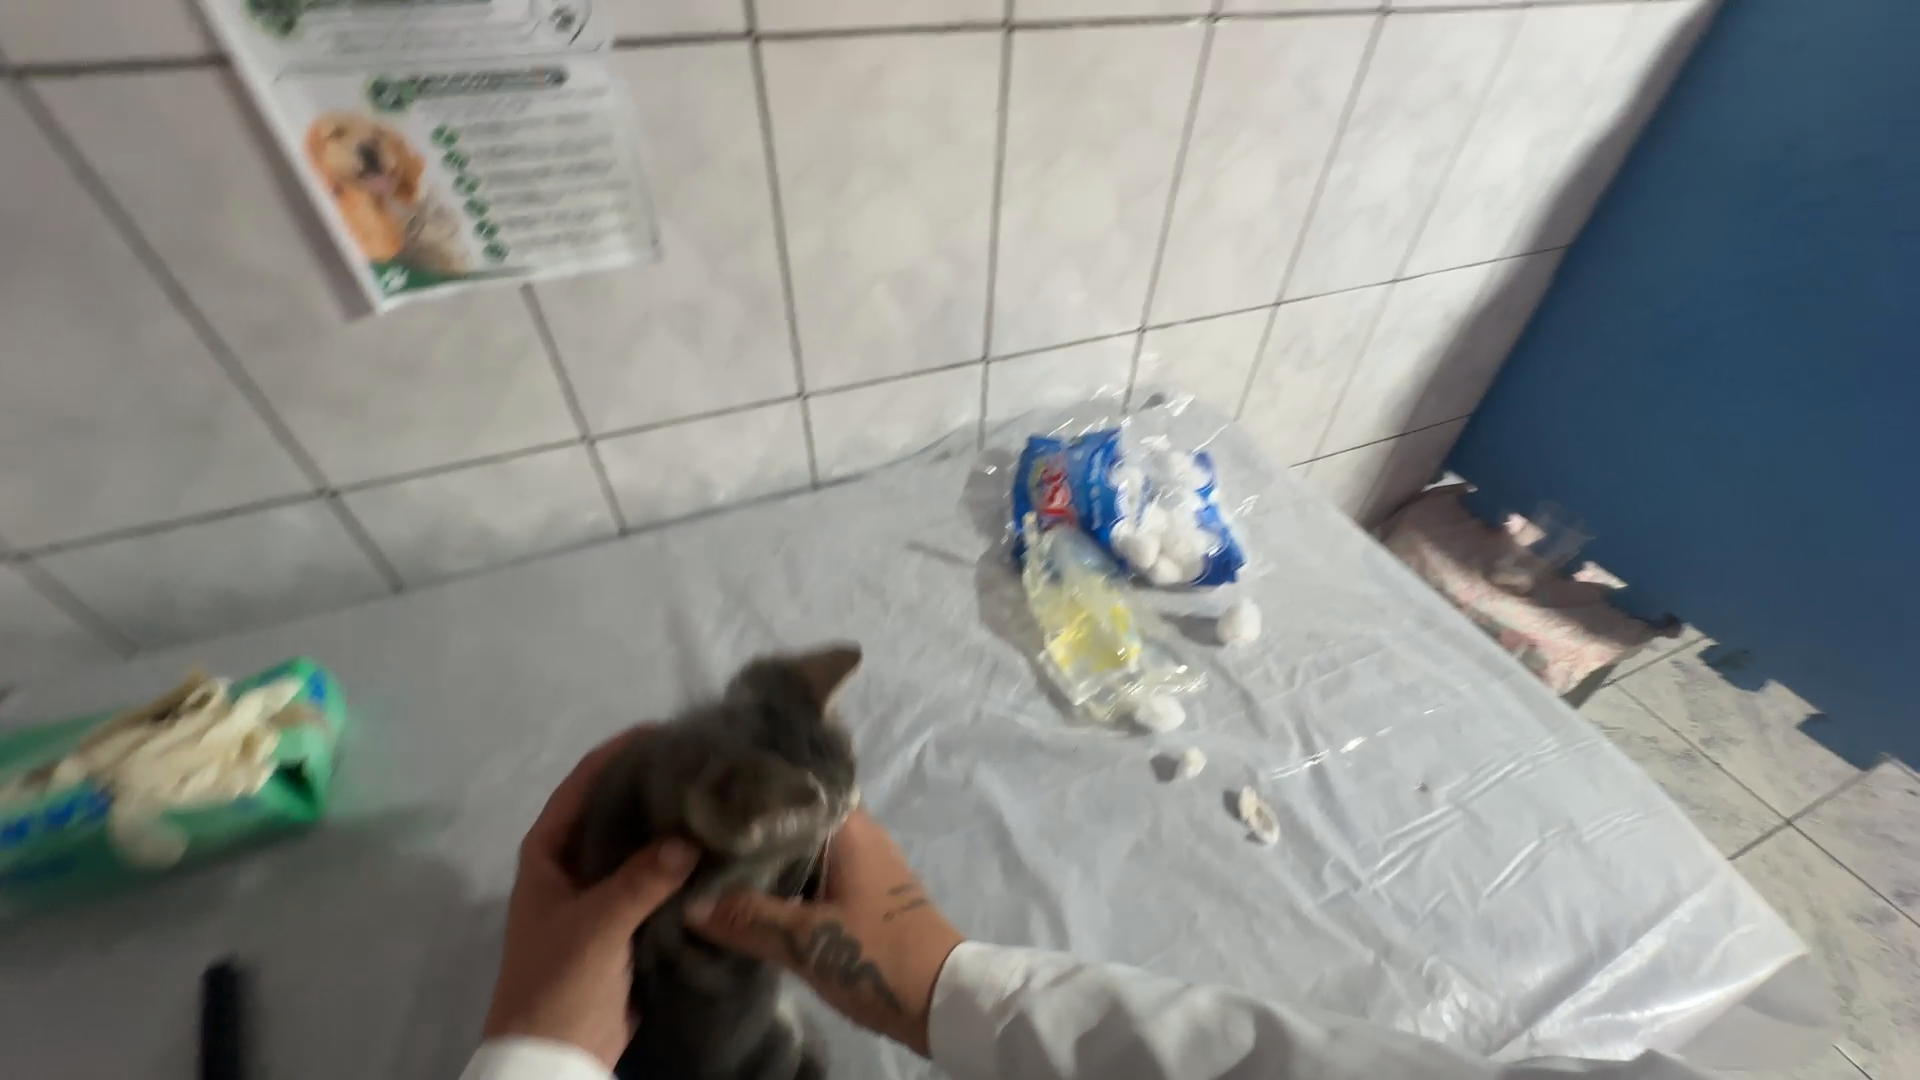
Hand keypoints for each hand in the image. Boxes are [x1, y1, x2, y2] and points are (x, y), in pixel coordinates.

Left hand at [482, 731, 696, 1068]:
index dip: (620, 752)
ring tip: (719, 792)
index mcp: (550, 851)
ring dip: (673, 819)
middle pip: (618, 805)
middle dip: (656, 781)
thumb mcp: (595, 926)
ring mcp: (603, 886)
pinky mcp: (629, 913)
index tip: (666, 730)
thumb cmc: (558, 982)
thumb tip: (692, 837)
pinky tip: (717, 840)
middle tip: (705, 760)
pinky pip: (659, 871)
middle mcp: (576, 859)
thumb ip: (641, 879)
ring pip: (641, 838)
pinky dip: (683, 856)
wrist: (557, 1059)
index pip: (584, 783)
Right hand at [686, 809, 964, 1055]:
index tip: (708, 792)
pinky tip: (750, 889)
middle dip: (752, 825)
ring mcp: (862, 860)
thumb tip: (690, 903)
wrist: (941, 996)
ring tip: (712, 855)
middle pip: (795, 817)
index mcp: (847, 826)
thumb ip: (750, 918)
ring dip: (768, 854)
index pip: (793, 788)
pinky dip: (786, 875)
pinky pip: (815, 869)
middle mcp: (857, 831)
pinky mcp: (862, 888)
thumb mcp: (807, 941)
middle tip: (698, 827)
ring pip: (804, 846)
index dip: (751, 790)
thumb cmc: (877, 955)